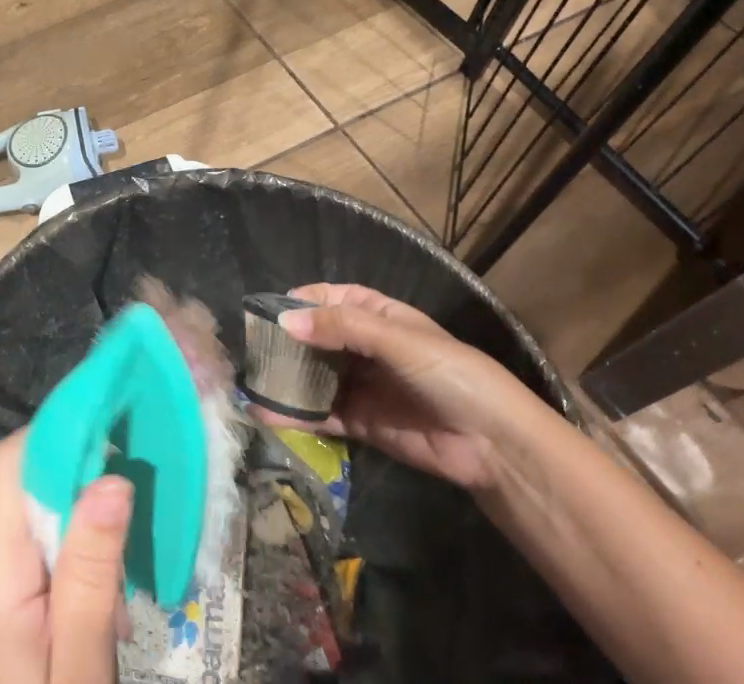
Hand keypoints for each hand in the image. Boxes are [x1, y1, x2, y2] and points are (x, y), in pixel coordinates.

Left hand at [0, 429, 133, 683]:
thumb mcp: (83, 662)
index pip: (3, 468)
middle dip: (68, 481)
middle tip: (125, 517)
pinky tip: (84, 599)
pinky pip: (8, 547)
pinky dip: (49, 549)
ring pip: (12, 513)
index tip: (109, 429)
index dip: (52, 436)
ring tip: (111, 585)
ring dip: (64, 520)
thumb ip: (92, 570)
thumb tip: (109, 478)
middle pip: (8, 484)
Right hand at [258, 282, 546, 489]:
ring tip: (251, 379)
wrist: (492, 444)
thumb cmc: (451, 375)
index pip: (338, 298)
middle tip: (252, 347)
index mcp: (386, 318)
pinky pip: (322, 414)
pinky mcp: (362, 423)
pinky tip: (265, 413)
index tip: (272, 309)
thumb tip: (285, 321)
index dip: (307, 299)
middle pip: (321, 338)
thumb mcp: (398, 340)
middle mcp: (372, 349)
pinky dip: (295, 414)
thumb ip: (342, 328)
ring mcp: (366, 387)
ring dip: (288, 378)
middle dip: (289, 341)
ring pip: (318, 377)